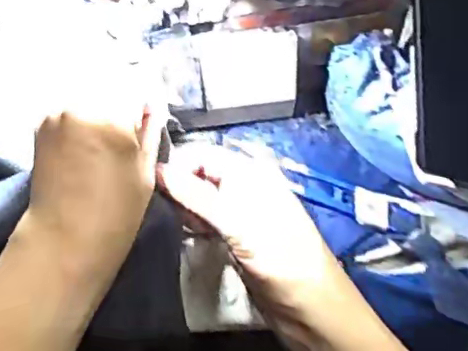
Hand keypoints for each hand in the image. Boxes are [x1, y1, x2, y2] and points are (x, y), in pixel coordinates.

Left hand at [0, 91, 164, 350]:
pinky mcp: (43, 120)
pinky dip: (81, 104)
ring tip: (109, 115)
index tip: (150, 93)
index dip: (146, 79)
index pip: (134, 76)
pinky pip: (69, 99)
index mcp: (110, 117)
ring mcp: (57, 110)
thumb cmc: (114, 215)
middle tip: (131, 104)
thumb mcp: (144, 173)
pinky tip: (88, 125)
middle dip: (122, 80)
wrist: (62, 240)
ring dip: (100, 89)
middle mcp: (80, 104)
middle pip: (107, 71)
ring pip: (86, 82)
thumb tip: (150, 102)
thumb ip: (149, 129)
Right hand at [157, 143, 342, 293]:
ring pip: (202, 198)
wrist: (317, 315)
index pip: (204, 153)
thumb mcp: (237, 224)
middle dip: (178, 184)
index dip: (177, 163)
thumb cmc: (282, 259)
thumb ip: (196, 196)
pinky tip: (184, 231)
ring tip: (169, 218)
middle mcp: (244, 186)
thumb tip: (157, 170)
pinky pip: (208, 221)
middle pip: (201, 174)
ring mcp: (241, 213)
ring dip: (184, 205)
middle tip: (158, 203)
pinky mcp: (238, 239)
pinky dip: (193, 223)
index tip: (150, 178)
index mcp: (250, 171)